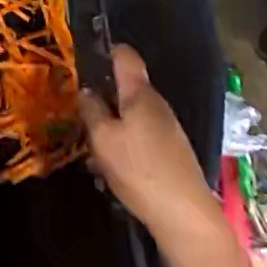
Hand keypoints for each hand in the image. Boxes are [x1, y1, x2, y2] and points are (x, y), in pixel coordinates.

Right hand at [79, 45, 213, 235]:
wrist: (184, 215)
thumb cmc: (139, 169)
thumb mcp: (103, 140)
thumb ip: (92, 111)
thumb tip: (86, 90)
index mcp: (139, 93)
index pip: (125, 56)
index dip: (107, 51)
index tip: (88, 60)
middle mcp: (157, 104)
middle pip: (126, 91)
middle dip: (103, 103)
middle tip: (81, 122)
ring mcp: (168, 128)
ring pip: (132, 118)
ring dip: (112, 131)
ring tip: (93, 158)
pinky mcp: (172, 152)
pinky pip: (142, 139)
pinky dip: (125, 149)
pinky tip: (113, 175)